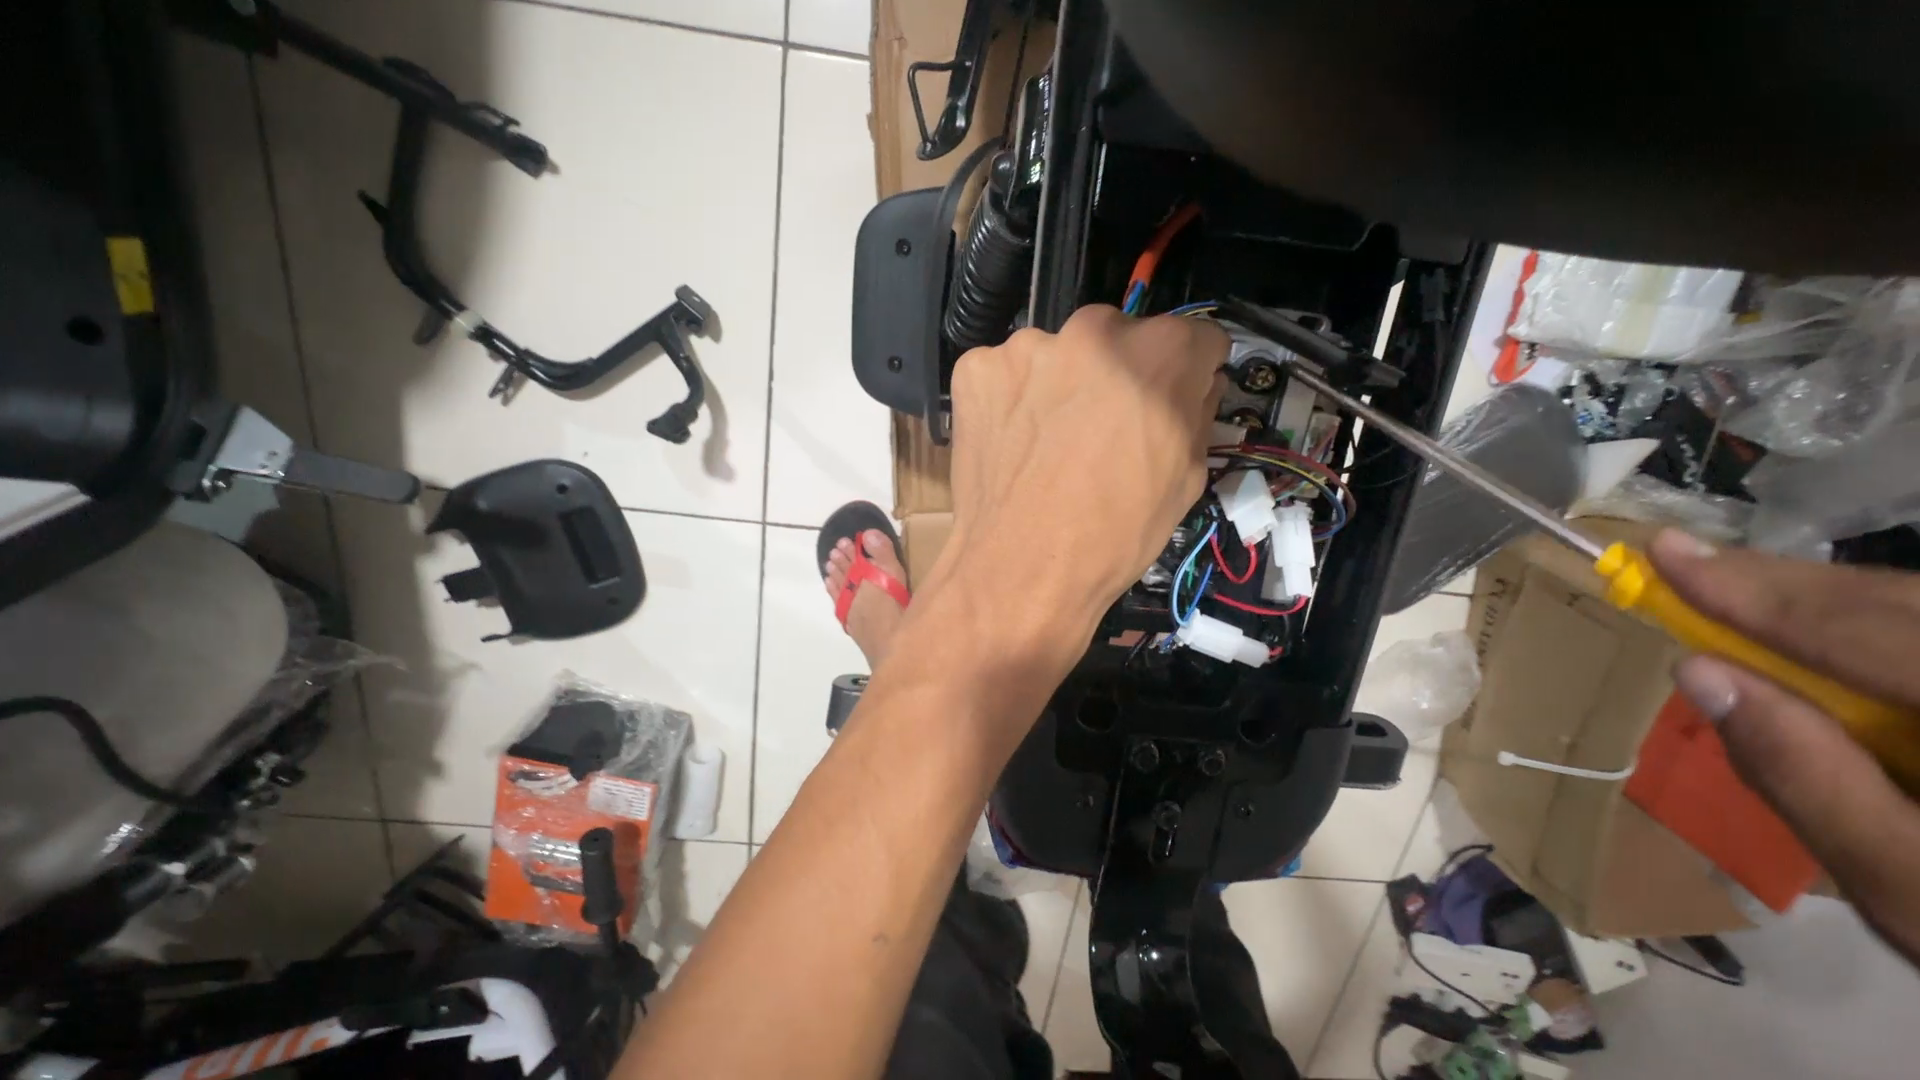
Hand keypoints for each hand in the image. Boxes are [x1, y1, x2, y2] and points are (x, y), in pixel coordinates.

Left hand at [937, 306, 1226, 635]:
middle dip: (1119, 372)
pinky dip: (1011, 401)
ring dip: (1061, 384)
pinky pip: (1006, 376)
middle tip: (1105, 428)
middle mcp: (1094, 330)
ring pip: (1057, 355)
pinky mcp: (977, 369)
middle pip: (1118, 339)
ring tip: (1050, 445)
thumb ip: (1196, 411)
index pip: (1194, 337)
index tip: (1177, 397)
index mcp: (1160, 350)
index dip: (1190, 371)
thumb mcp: (1187, 477)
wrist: (1022, 568)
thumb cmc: (1116, 531)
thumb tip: (1196, 385)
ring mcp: (1027, 347)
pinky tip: (1013, 445)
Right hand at [1651, 528, 1919, 961]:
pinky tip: (1805, 625)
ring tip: (1723, 586)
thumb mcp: (1900, 879)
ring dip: (1818, 599)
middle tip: (1681, 560)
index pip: (1874, 637)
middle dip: (1785, 586)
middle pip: (1904, 607)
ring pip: (1917, 609)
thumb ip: (1804, 775)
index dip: (1762, 597)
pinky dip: (1859, 624)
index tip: (1666, 555)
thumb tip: (1699, 674)